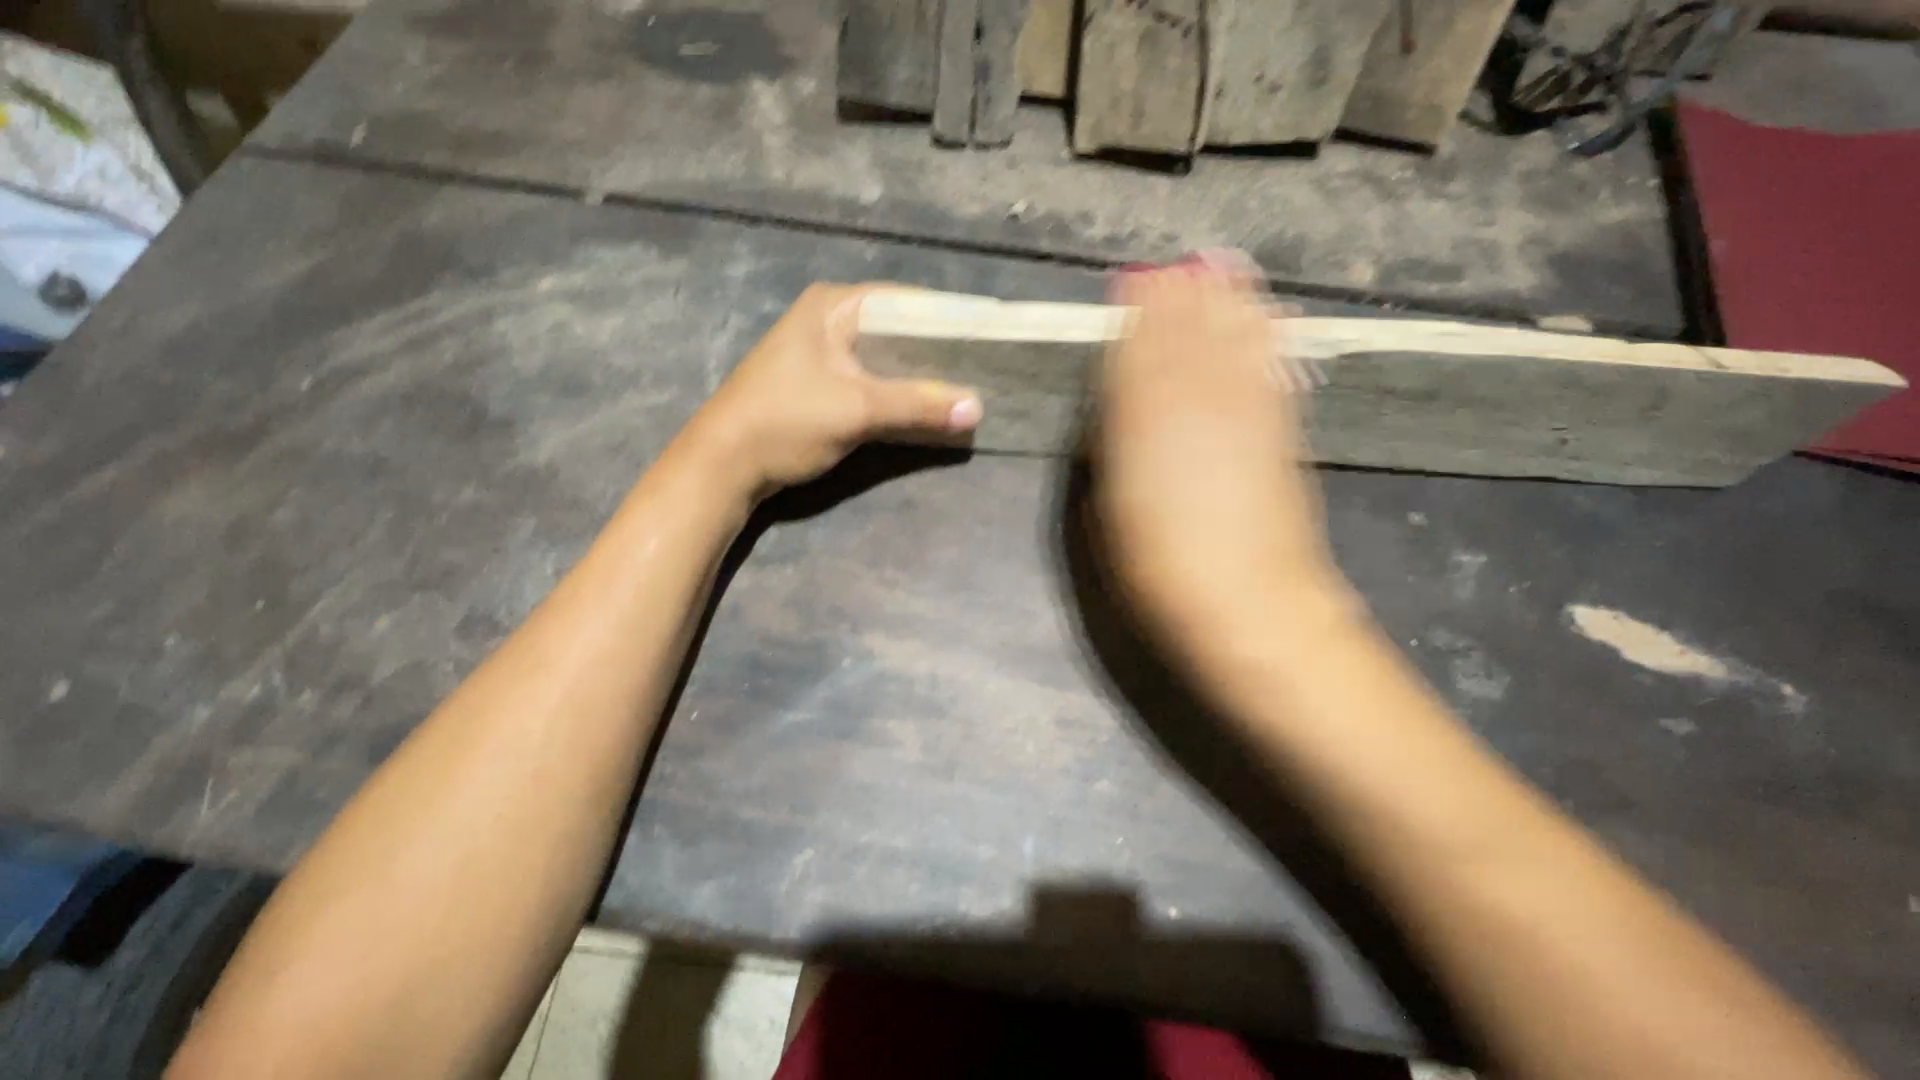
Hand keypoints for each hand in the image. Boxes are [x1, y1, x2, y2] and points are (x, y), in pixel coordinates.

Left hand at [684, 283, 981, 496]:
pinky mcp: (819, 385)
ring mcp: (822, 353)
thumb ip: (918, 405)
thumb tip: (977, 409)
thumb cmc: (786, 421)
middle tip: (986, 368)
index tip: (990, 336)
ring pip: (886, 358)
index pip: (907, 301)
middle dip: (938, 352)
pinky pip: (872, 381)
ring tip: (966, 389)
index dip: (949, 319)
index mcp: (834, 306)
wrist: (722, 464)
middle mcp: (828, 320)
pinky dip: (898, 394)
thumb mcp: (857, 410)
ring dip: (919, 377)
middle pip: (898, 330)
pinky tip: (926, 409)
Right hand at [1094, 254, 1350, 672]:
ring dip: (1226, 302)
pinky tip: (1266, 315)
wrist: (1247, 601)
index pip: (1140, 350)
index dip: (1140, 311)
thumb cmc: (1156, 565)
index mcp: (1143, 420)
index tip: (1136, 278)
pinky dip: (1265, 337)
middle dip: (1183, 296)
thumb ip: (1114, 443)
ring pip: (1234, 342)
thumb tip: (1118, 399)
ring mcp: (1246, 414)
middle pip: (1189, 336)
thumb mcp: (1108, 506)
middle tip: (1180, 262)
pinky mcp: (1282, 432)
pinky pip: (1270, 369)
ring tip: (1222, 266)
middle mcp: (1196, 402)